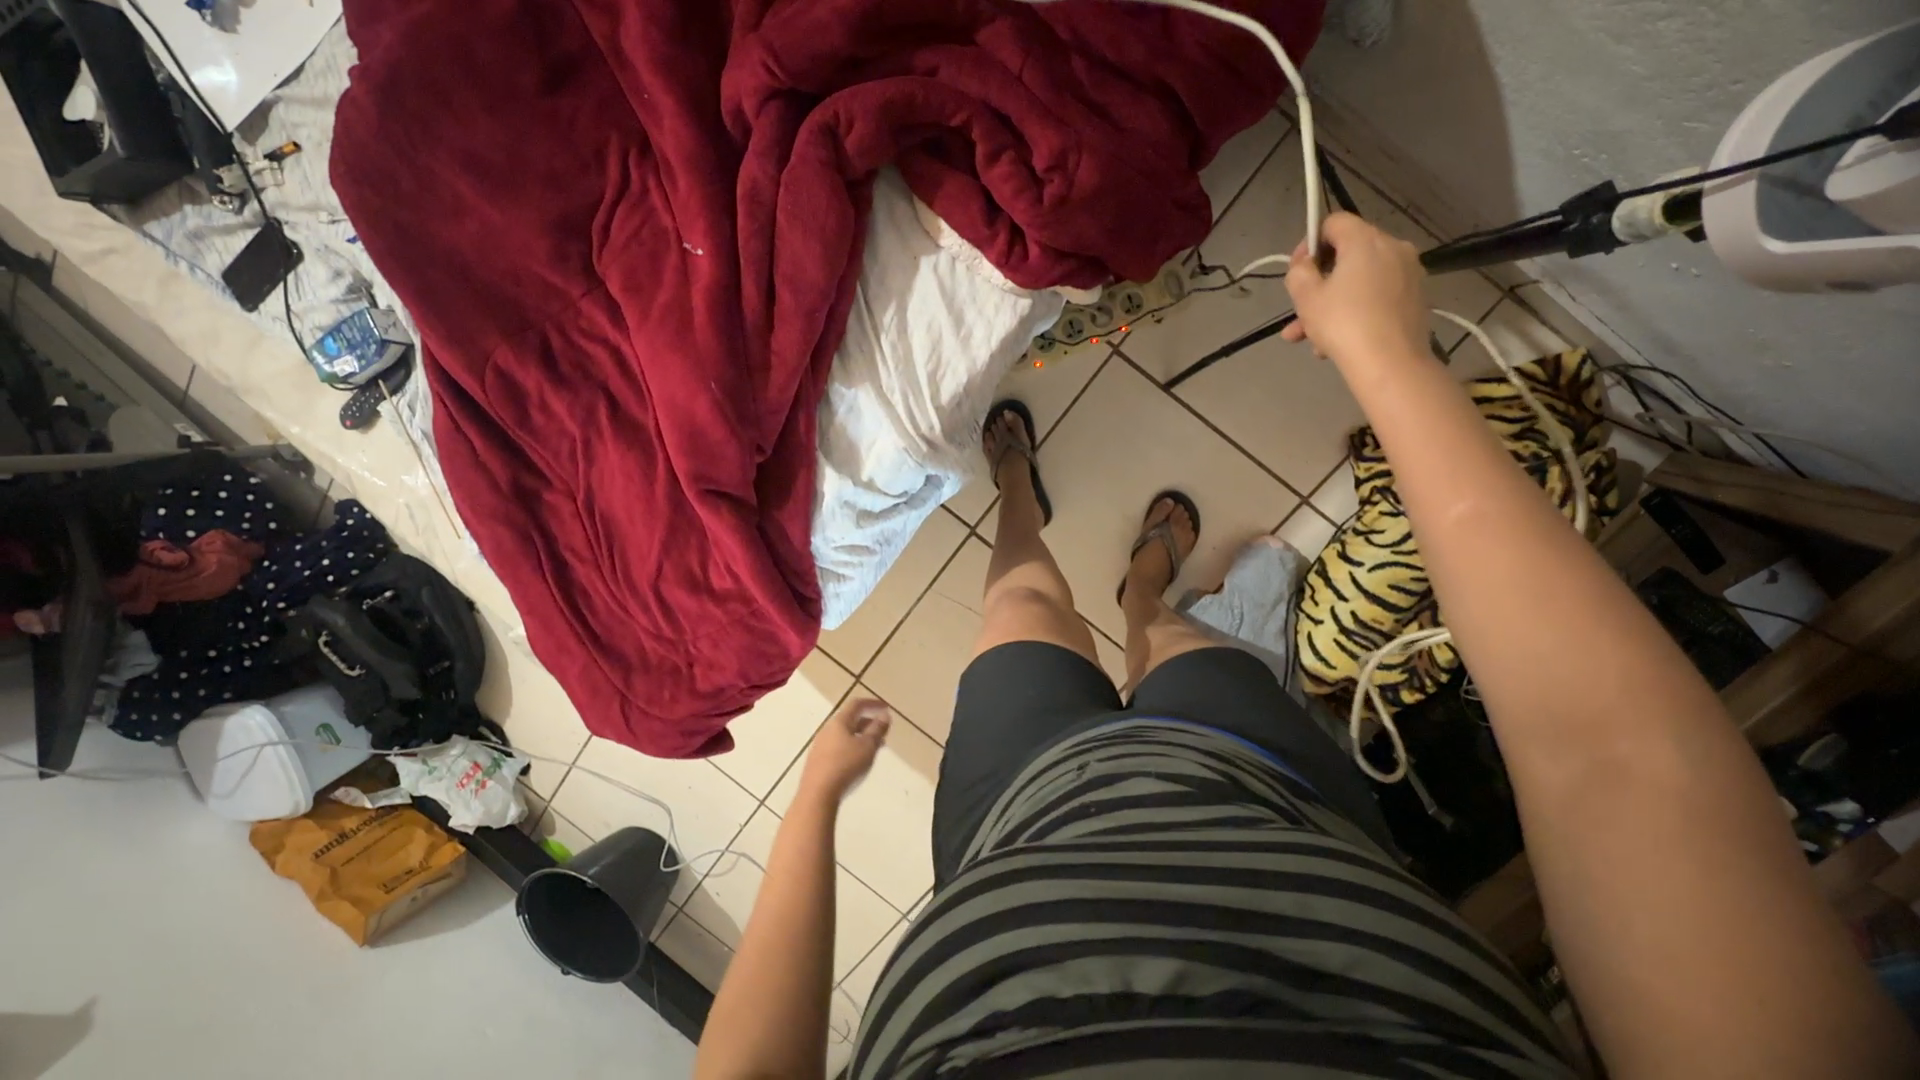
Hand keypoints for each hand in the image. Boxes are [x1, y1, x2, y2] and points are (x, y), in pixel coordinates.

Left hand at [795, 697, 890, 805]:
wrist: (817, 793)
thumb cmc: (845, 765)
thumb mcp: (867, 747)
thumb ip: (877, 730)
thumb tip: (884, 715)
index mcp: (839, 722)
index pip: (856, 705)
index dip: (872, 703)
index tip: (885, 707)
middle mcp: (827, 730)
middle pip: (849, 719)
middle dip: (868, 722)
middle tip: (883, 730)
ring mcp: (820, 745)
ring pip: (844, 734)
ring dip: (861, 736)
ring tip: (874, 747)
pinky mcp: (818, 760)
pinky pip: (838, 746)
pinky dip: (852, 746)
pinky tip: (858, 760)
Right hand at [1280, 212, 1429, 366]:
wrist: (1391, 364)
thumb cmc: (1343, 324)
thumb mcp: (1306, 297)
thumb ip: (1299, 272)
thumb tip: (1306, 265)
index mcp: (1366, 240)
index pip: (1334, 222)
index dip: (1310, 243)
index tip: (1298, 271)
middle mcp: (1393, 248)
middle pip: (1347, 255)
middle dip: (1318, 283)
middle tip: (1298, 310)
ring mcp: (1408, 274)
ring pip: (1359, 282)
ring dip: (1331, 304)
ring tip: (1307, 338)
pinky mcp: (1415, 298)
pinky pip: (1376, 297)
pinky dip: (1355, 312)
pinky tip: (1333, 344)